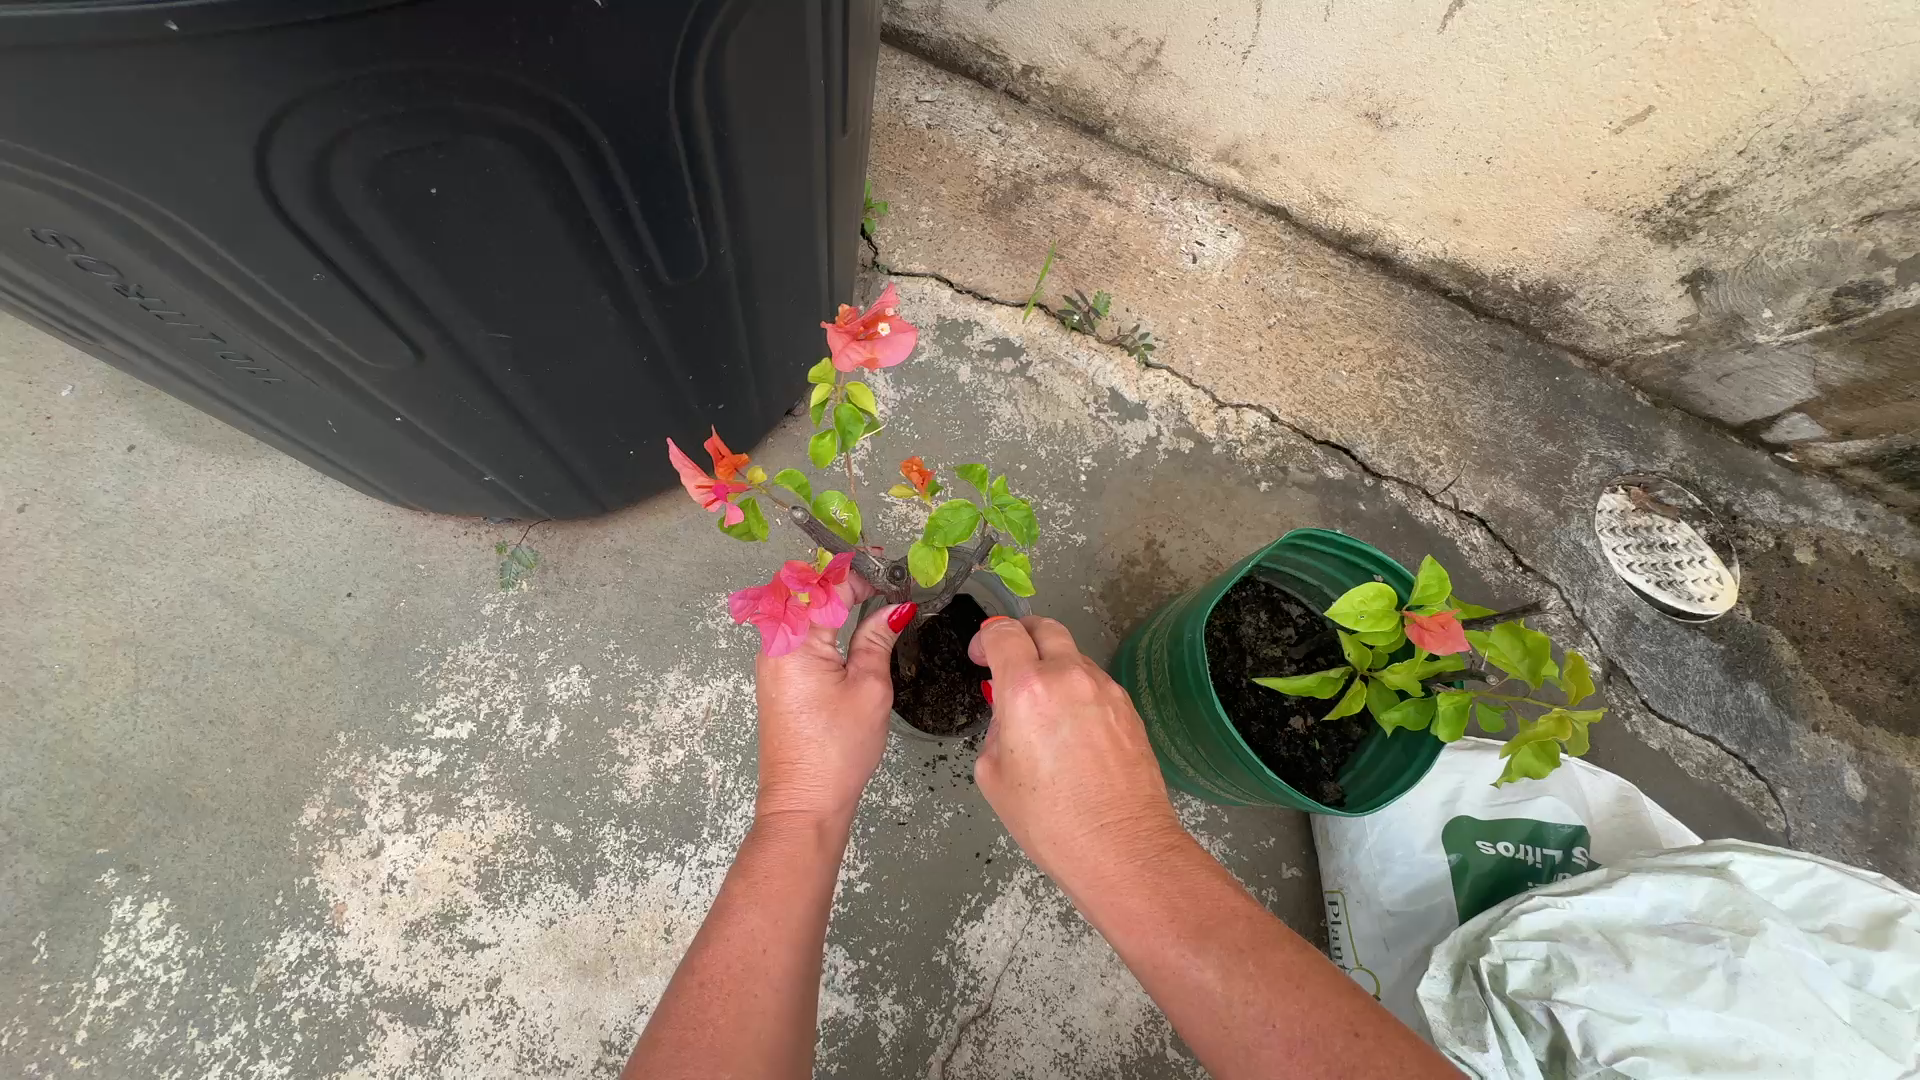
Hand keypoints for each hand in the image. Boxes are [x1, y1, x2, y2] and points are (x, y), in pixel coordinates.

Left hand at [752, 591, 913, 823]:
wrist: (804, 800)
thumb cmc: (837, 750)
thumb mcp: (870, 688)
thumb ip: (878, 639)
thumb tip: (895, 609)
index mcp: (796, 642)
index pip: (828, 586)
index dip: (861, 572)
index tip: (891, 571)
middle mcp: (775, 643)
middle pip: (804, 587)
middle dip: (841, 574)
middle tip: (880, 577)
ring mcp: (771, 658)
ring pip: (797, 604)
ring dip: (829, 592)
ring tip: (869, 591)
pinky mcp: (776, 673)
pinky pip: (795, 627)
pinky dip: (820, 614)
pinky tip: (845, 617)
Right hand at [969, 616, 1187, 885]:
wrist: (1122, 848)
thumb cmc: (1050, 821)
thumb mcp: (993, 774)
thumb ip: (997, 728)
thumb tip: (1011, 715)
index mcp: (1027, 688)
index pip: (1004, 633)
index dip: (986, 639)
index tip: (980, 657)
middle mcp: (1068, 676)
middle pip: (1044, 627)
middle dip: (1021, 635)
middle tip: (1009, 660)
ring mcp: (1104, 689)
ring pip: (1073, 654)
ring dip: (1052, 664)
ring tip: (1042, 705)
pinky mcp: (1128, 707)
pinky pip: (1095, 681)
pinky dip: (1076, 688)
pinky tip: (1072, 727)